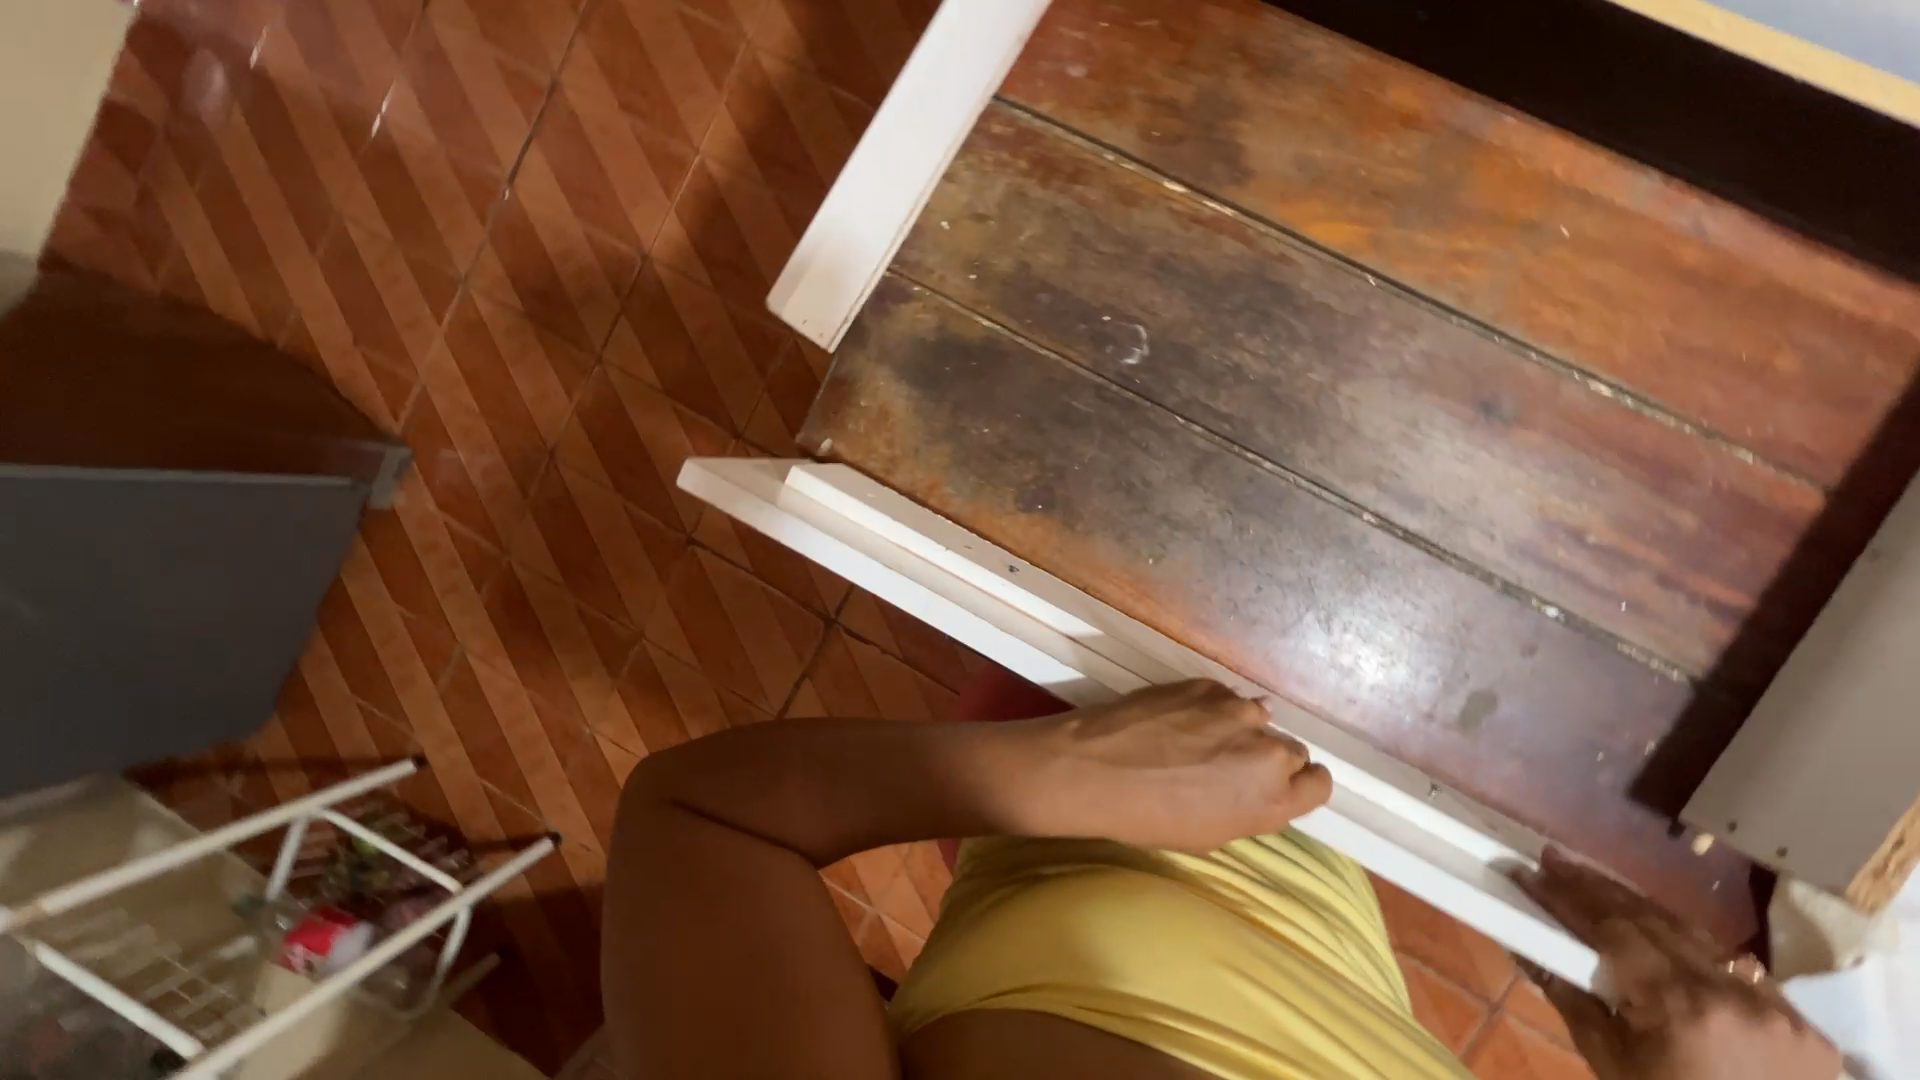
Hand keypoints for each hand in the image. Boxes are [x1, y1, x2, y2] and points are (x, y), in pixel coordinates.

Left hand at [1017, 679, 1332, 852]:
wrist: (1095, 770)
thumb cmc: (1148, 817)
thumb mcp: (1211, 833)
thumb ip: (1250, 807)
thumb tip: (1259, 782)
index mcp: (1273, 801)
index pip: (1321, 784)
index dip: (1300, 783)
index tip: (1280, 783)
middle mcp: (1268, 752)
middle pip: (1292, 749)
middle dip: (1269, 757)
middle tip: (1228, 764)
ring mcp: (1238, 712)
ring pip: (1259, 718)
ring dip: (1239, 728)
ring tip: (1197, 739)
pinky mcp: (1207, 685)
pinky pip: (1225, 698)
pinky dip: (1210, 708)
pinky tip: (1177, 720)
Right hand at [1517, 848, 1841, 1079]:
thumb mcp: (1609, 1062)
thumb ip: (1569, 997)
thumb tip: (1522, 945)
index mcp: (1677, 1007)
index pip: (1610, 928)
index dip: (1564, 897)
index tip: (1526, 871)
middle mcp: (1729, 994)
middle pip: (1651, 920)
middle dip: (1596, 886)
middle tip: (1553, 859)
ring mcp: (1774, 1006)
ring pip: (1694, 934)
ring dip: (1639, 905)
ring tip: (1594, 881)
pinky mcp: (1802, 1022)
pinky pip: (1733, 965)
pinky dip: (1688, 941)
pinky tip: (1658, 926)